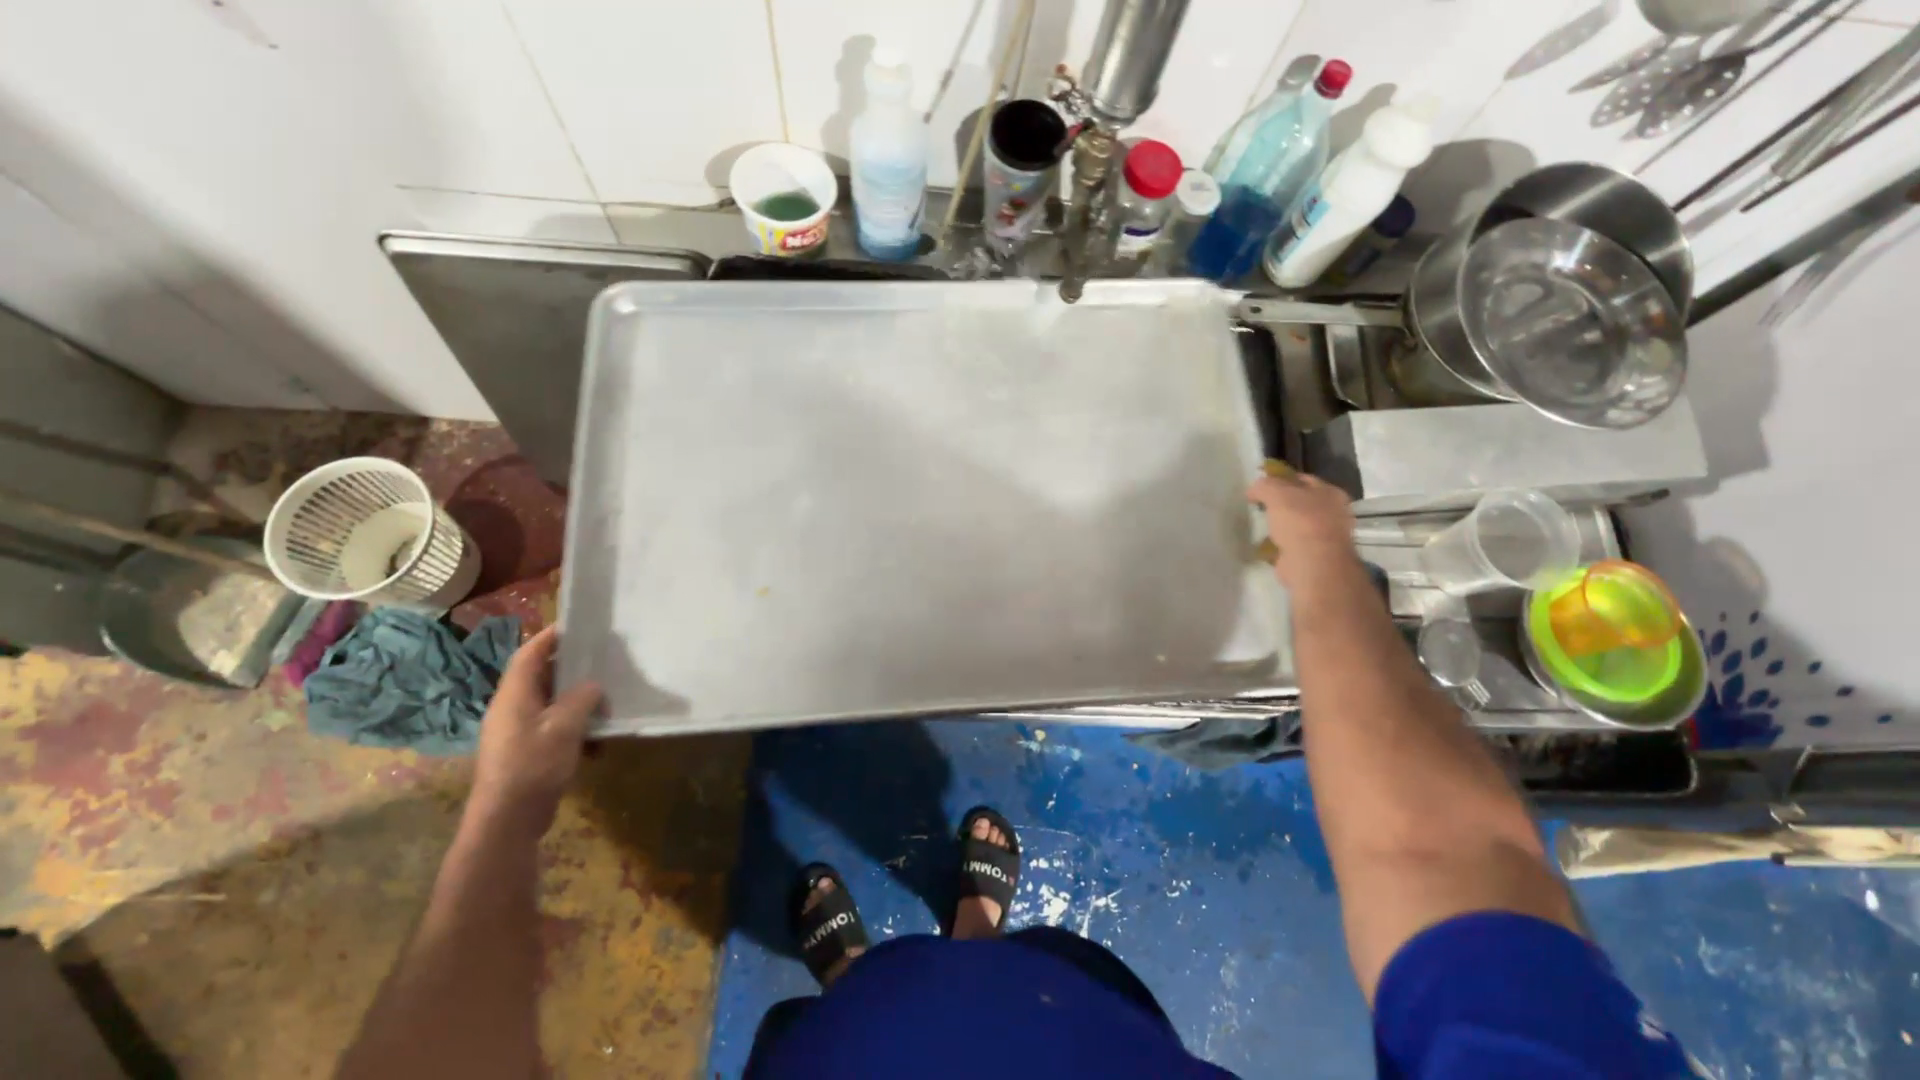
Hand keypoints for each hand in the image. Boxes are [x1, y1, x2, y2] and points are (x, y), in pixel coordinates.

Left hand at [469, 625, 602, 834]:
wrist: (508, 819)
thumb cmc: (533, 765)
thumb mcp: (564, 727)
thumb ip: (581, 699)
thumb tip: (593, 685)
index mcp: (514, 695)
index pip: (529, 654)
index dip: (549, 637)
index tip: (575, 626)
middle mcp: (511, 709)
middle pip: (540, 677)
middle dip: (570, 669)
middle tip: (600, 661)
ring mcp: (517, 733)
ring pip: (550, 705)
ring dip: (577, 702)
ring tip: (605, 701)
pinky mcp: (526, 754)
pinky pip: (553, 729)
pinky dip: (575, 729)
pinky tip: (598, 742)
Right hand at [1248, 465, 1359, 588]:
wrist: (1312, 563)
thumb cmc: (1300, 521)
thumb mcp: (1277, 493)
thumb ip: (1264, 486)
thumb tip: (1254, 490)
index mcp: (1330, 493)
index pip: (1302, 479)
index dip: (1281, 479)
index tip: (1261, 486)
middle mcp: (1333, 513)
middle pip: (1302, 502)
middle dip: (1282, 503)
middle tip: (1260, 505)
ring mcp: (1325, 536)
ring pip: (1298, 524)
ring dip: (1282, 525)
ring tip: (1262, 525)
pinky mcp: (1314, 556)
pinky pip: (1294, 544)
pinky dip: (1282, 544)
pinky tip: (1267, 544)